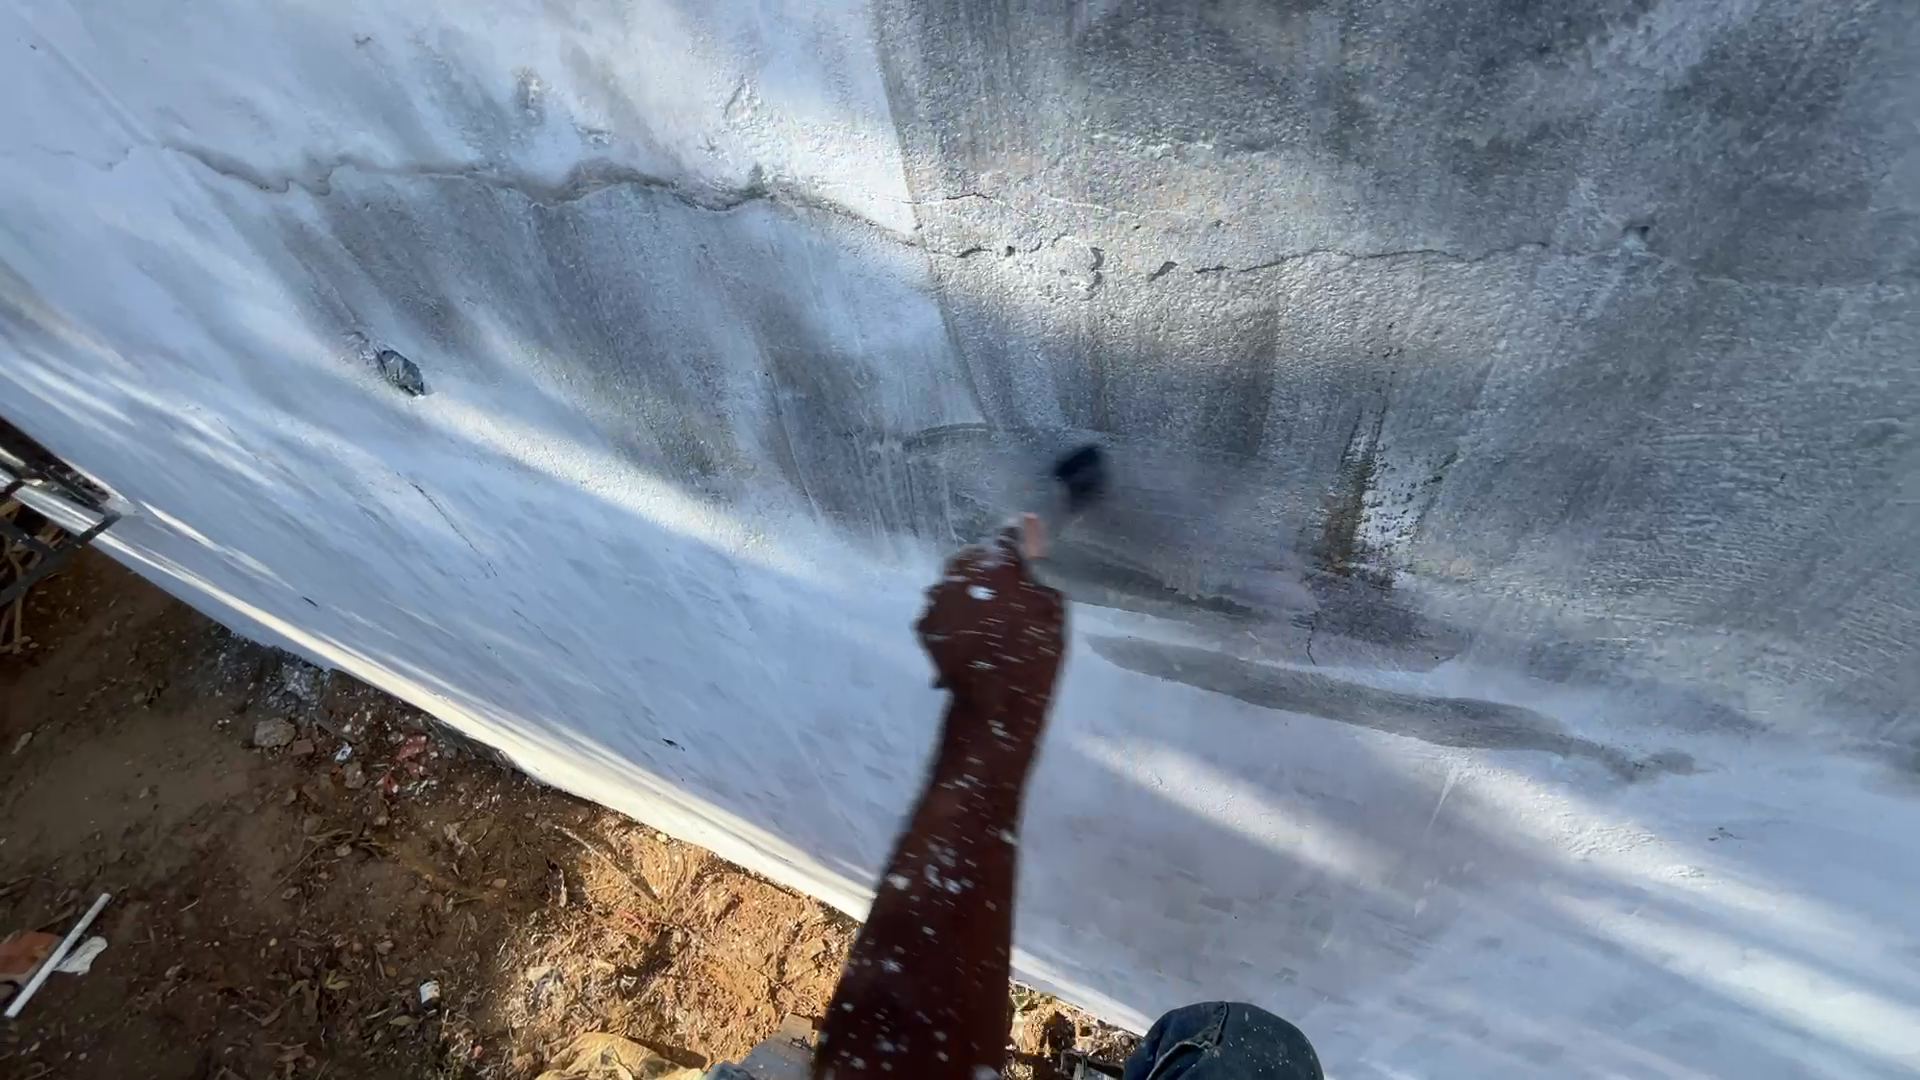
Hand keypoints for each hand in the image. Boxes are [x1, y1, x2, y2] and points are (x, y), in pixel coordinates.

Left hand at [915, 527, 1065, 724]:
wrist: (995, 702)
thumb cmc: (1035, 653)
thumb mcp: (1052, 606)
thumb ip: (1038, 562)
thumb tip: (1028, 523)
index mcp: (997, 563)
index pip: (1007, 535)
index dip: (1017, 543)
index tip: (1024, 554)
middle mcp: (959, 572)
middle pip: (974, 556)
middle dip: (988, 567)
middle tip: (1005, 594)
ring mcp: (937, 598)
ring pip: (954, 580)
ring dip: (967, 589)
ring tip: (985, 618)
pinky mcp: (924, 622)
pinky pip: (941, 606)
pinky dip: (953, 613)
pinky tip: (968, 633)